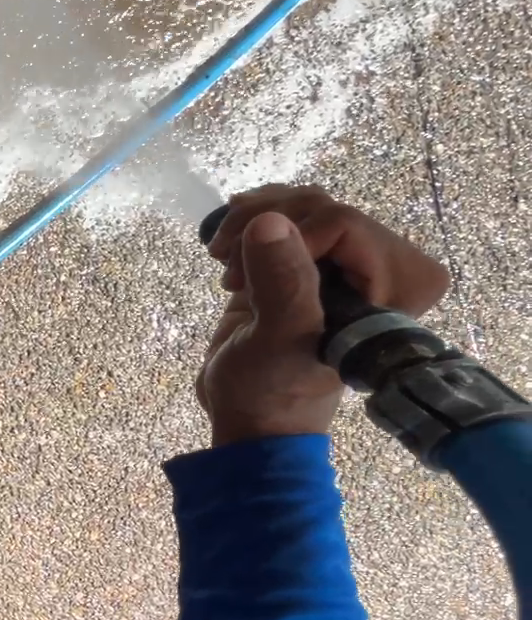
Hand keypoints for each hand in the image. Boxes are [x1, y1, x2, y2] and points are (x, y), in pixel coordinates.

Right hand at [197, 185, 450, 445]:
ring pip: (299, 204)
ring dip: (248, 222)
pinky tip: (225, 247)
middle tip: (223, 266)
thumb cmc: (272, 389)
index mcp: (398, 281)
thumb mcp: (277, 340)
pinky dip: (248, 222)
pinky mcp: (303, 267)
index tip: (240, 279)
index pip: (340, 223)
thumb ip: (282, 282)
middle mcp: (381, 266)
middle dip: (259, 226)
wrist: (251, 415)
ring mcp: (340, 265)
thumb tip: (267, 222)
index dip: (282, 239)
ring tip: (221, 259)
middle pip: (318, 207)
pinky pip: (285, 217)